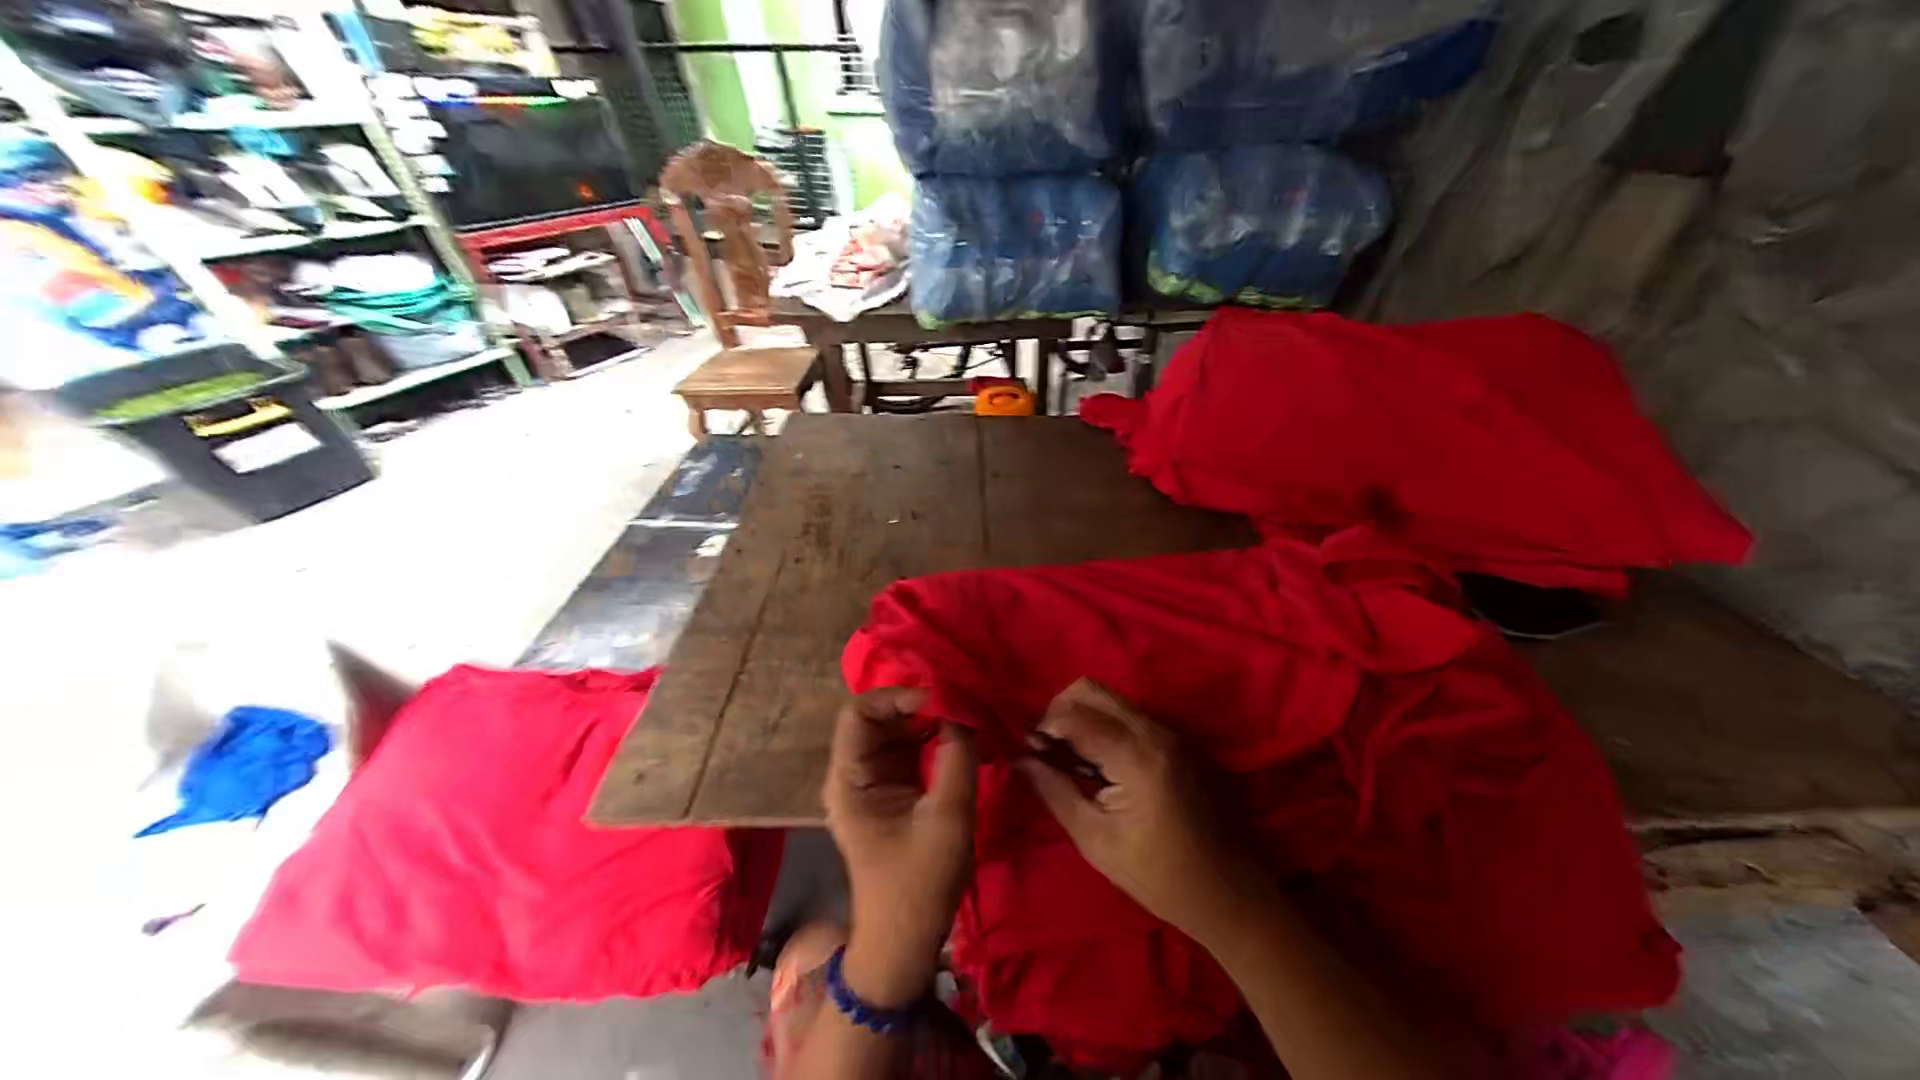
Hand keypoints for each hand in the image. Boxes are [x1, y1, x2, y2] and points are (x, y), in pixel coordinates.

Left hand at [823, 687, 976, 1006]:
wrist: (906, 940)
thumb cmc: (919, 883)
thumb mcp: (947, 818)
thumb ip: (957, 758)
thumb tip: (965, 711)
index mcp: (849, 779)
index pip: (859, 712)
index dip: (897, 697)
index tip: (941, 699)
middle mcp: (854, 772)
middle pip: (879, 717)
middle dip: (919, 704)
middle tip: (961, 704)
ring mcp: (873, 780)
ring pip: (896, 729)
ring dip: (930, 719)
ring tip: (967, 716)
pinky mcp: (893, 789)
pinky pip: (909, 748)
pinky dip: (935, 737)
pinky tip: (963, 735)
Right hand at [1015, 678, 1266, 942]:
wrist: (1226, 890)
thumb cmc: (1157, 875)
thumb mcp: (1095, 841)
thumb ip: (1054, 791)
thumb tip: (1019, 760)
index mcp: (1137, 759)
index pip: (1076, 716)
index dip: (1044, 726)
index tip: (1029, 750)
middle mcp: (1155, 733)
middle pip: (1092, 690)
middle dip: (1059, 710)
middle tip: (1045, 747)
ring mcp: (1169, 732)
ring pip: (1109, 697)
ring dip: (1079, 714)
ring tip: (1067, 755)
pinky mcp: (1175, 739)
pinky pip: (1126, 713)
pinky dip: (1100, 722)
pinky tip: (1095, 760)